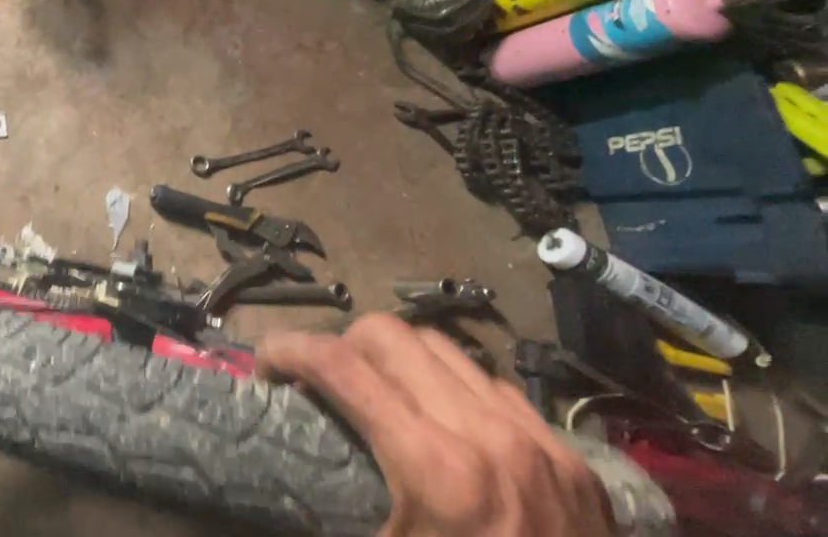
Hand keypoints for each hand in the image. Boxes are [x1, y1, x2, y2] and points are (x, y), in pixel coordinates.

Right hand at [259, 314, 613, 536]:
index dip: (286, 350)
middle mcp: (486, 436)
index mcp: (435, 469)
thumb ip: (328, 503)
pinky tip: (445, 423)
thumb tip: (269, 477)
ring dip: (397, 359)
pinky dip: (452, 387)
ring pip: (441, 346)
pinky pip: (493, 385)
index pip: (338, 364)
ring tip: (381, 393)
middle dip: (339, 344)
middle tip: (324, 382)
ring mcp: (537, 442)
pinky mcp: (572, 457)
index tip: (266, 367)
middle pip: (386, 334)